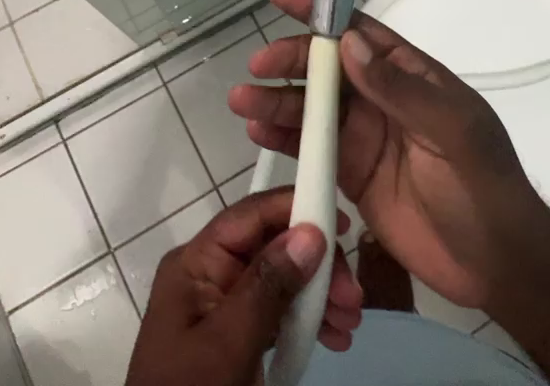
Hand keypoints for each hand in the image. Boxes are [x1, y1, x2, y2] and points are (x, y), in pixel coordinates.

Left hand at [127, 187, 363, 385]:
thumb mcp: (229, 342)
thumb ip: (268, 286)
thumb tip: (309, 231)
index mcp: (196, 264)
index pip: (249, 216)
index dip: (293, 207)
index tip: (340, 219)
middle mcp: (209, 274)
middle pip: (271, 247)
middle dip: (316, 265)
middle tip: (353, 296)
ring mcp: (222, 306)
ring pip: (281, 280)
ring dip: (319, 295)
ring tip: (349, 322)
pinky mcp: (235, 334)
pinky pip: (278, 311)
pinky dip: (307, 320)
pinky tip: (333, 335)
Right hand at [230, 0, 549, 308]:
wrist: (495, 264)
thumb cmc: (482, 186)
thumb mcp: (451, 130)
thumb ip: (400, 89)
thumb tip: (348, 43)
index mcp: (411, 76)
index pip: (360, 32)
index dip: (321, 12)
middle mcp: (382, 99)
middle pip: (327, 70)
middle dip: (291, 62)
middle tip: (258, 66)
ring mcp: (364, 137)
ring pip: (312, 108)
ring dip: (277, 101)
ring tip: (242, 101)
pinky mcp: (350, 175)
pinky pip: (311, 149)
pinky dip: (283, 139)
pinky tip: (257, 132)